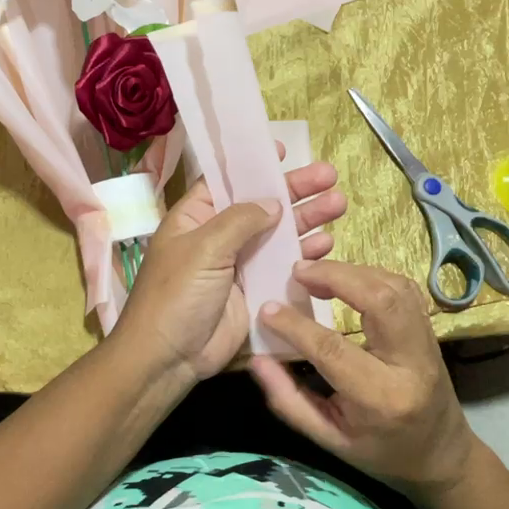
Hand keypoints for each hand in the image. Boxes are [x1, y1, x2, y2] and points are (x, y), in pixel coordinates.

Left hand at [113, 162, 345, 388]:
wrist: (169, 357)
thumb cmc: (176, 295)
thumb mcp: (204, 248)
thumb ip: (240, 221)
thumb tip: (272, 201)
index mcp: (194, 217)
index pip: (226, 181)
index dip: (252, 166)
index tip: (282, 151)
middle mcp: (217, 236)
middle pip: (261, 205)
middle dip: (294, 191)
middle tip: (330, 176)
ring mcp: (237, 265)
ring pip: (277, 234)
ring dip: (306, 219)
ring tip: (339, 204)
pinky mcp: (254, 291)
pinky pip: (283, 266)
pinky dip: (304, 255)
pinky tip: (327, 244)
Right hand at [248, 260, 476, 493]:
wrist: (441, 456)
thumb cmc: (379, 452)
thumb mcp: (328, 439)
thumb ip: (290, 400)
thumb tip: (257, 361)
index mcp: (381, 398)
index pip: (334, 350)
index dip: (296, 326)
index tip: (268, 309)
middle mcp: (410, 365)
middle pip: (381, 301)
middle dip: (337, 277)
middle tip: (299, 270)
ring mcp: (427, 344)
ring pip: (396, 288)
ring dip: (354, 271)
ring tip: (317, 272)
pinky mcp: (431, 330)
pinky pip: (405, 290)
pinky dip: (372, 276)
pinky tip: (346, 279)